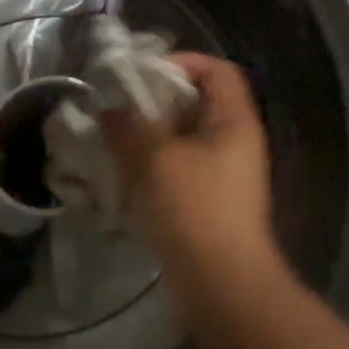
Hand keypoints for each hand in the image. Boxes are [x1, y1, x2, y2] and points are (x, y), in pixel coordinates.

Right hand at [103, 55, 278, 286]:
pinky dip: (154, 170)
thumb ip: (129, 126)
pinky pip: (182, 172)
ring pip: (186, 141)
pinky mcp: (211, 206)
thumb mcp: (155, 160)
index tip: (142, 74)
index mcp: (235, 120)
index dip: (182, 62)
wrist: (221, 286)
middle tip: (118, 109)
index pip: (217, 70)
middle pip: (199, 104)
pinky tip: (124, 180)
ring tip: (113, 142)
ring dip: (150, 138)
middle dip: (157, 103)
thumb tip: (111, 107)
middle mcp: (237, 142)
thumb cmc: (194, 209)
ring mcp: (226, 176)